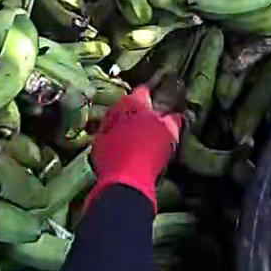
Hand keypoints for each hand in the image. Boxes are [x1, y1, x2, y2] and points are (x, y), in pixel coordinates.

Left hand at [89, 85, 182, 207]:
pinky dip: (116, 141)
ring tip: (137, 137)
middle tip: (149, 121)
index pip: (144, 90)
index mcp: (134, 101)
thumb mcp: (169, 133)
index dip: (152, 95)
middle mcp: (115, 109)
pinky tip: (124, 151)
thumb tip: (174, 116)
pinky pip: (108, 138)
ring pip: (116, 120)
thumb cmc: (151, 150)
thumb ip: (172, 120)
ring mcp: (103, 127)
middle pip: (127, 105)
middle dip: (136, 111)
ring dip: (124, 125)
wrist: (125, 180)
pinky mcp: (97, 145)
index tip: (159, 102)